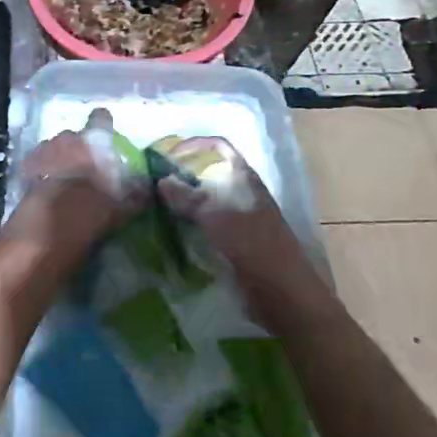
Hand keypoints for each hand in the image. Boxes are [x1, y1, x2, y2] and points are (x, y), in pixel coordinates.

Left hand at [6, 113, 143, 251]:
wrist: (47, 229)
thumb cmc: (92, 211)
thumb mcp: (123, 205)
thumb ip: (136, 189)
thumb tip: (147, 183)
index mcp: (94, 141)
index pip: (102, 118)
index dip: (104, 125)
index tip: (107, 137)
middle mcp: (68, 137)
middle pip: (76, 136)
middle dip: (80, 148)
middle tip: (86, 169)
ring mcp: (43, 149)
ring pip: (55, 148)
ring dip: (60, 159)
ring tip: (65, 181)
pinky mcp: (25, 166)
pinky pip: (39, 162)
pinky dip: (44, 170)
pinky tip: (48, 188)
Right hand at [155, 137, 323, 327]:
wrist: (282, 292)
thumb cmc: (253, 246)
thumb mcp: (217, 217)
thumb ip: (188, 197)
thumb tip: (161, 180)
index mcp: (244, 178)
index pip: (218, 147)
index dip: (194, 145)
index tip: (167, 155)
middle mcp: (242, 192)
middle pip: (210, 172)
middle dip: (183, 173)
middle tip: (154, 181)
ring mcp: (238, 217)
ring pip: (206, 198)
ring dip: (184, 199)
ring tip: (156, 204)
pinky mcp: (234, 240)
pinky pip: (206, 222)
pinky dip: (189, 221)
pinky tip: (172, 228)